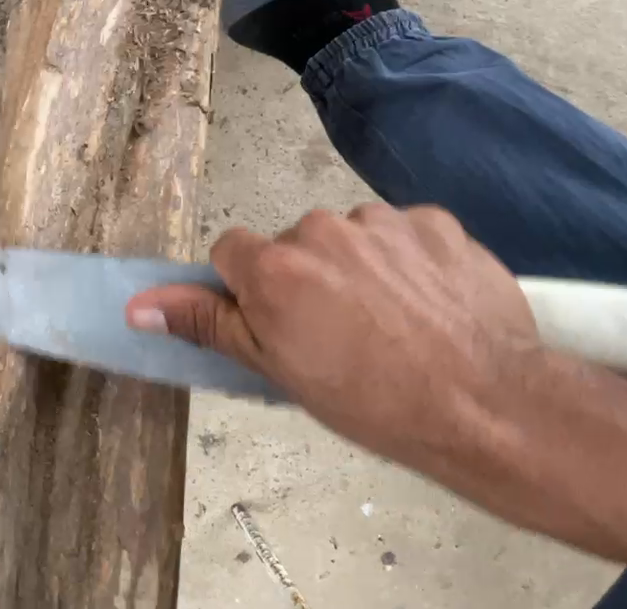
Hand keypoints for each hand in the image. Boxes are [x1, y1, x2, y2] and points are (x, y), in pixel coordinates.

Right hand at [126, 204, 543, 466]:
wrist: (491, 406)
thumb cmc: (371, 400)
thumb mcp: (275, 370)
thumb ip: (205, 324)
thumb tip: (136, 305)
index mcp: (273, 265)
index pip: (232, 250)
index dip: (251, 286)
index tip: (280, 319)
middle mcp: (318, 227)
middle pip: (293, 242)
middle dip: (307, 275)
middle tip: (342, 329)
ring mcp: (380, 220)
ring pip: (349, 234)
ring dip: (359, 264)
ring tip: (394, 318)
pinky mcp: (434, 220)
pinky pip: (403, 231)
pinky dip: (409, 257)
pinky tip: (431, 299)